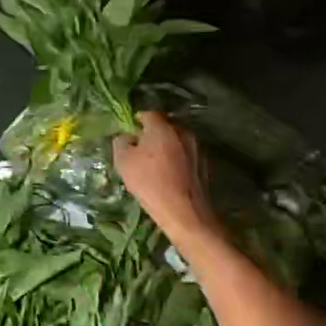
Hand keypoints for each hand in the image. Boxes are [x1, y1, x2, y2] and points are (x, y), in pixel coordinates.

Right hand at [112, 111, 216, 240]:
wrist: (184, 211)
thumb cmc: (149, 182)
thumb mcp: (123, 161)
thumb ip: (121, 142)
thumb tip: (126, 137)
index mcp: (162, 128)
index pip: (148, 114)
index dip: (136, 121)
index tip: (128, 132)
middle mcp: (183, 132)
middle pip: (164, 126)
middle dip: (152, 133)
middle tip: (140, 147)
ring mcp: (197, 148)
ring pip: (176, 140)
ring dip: (165, 146)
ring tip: (154, 162)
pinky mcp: (204, 164)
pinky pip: (185, 154)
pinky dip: (176, 158)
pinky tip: (168, 173)